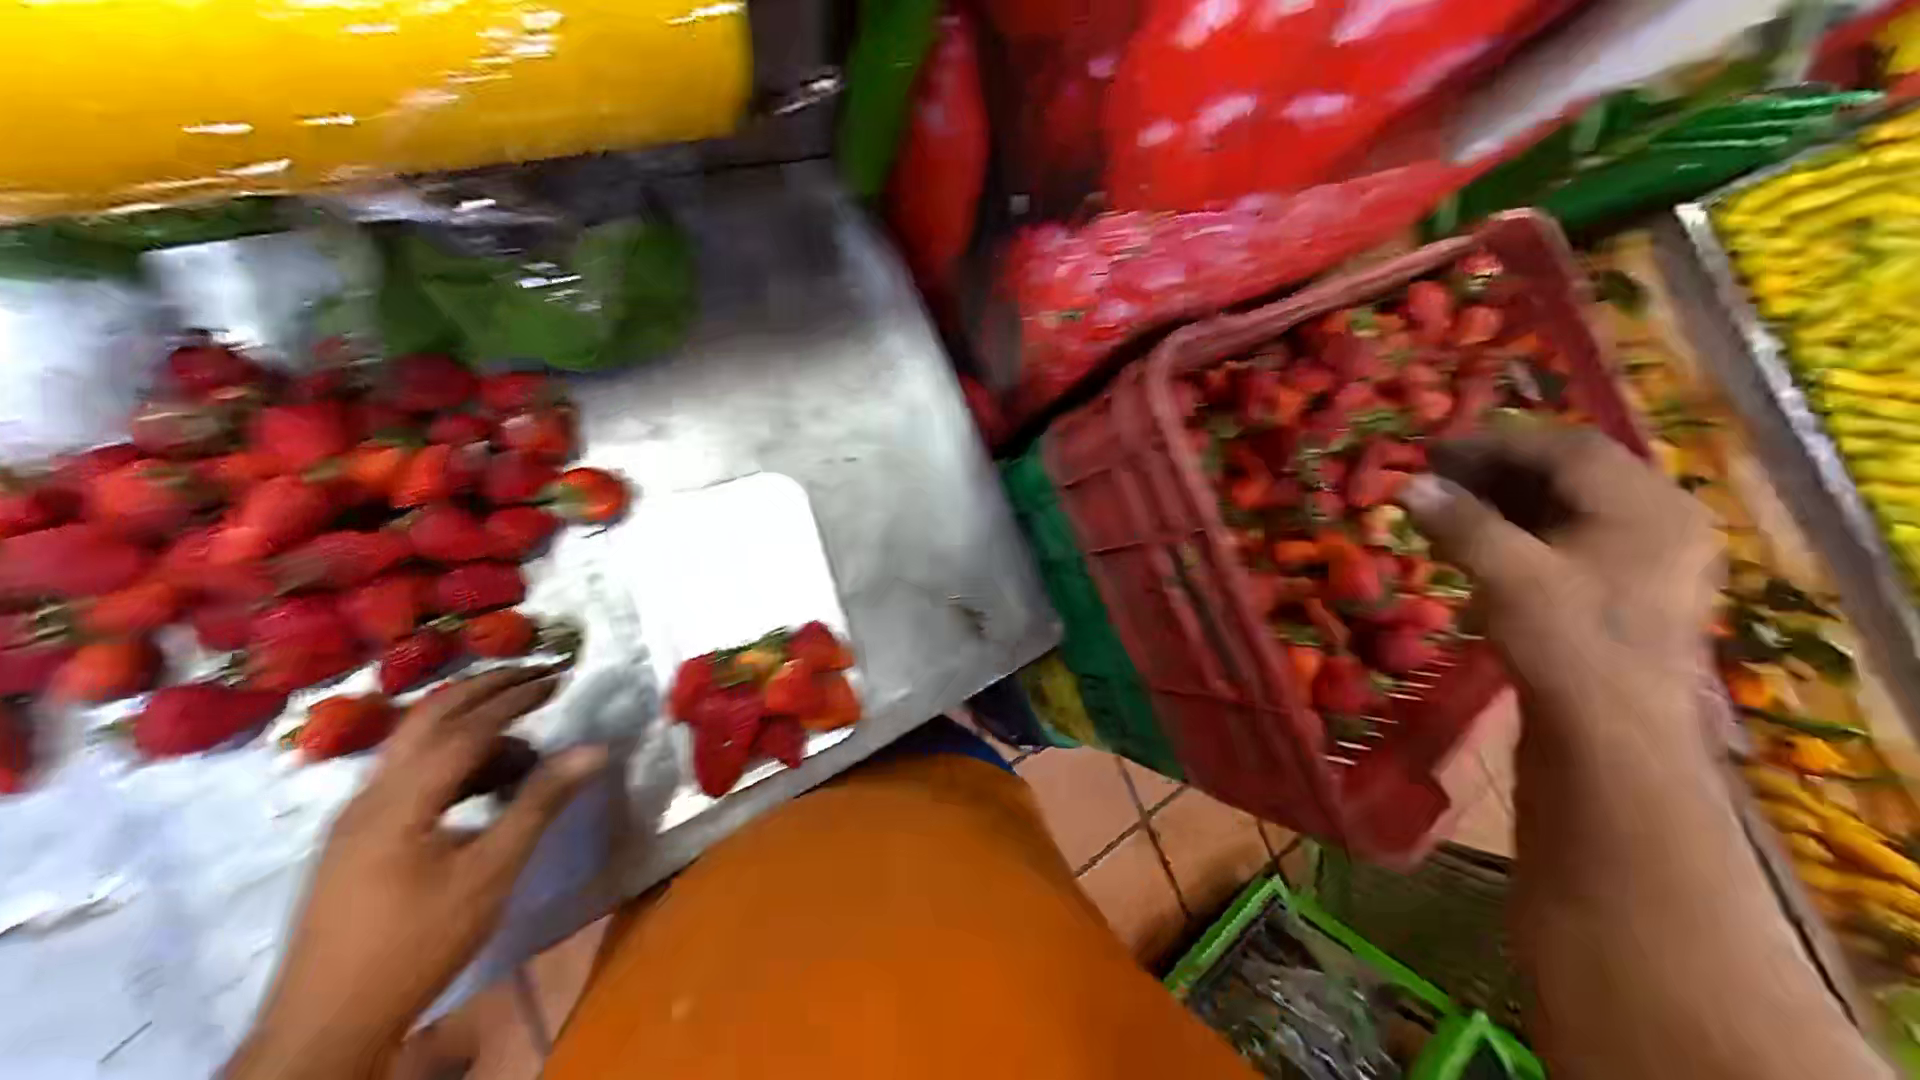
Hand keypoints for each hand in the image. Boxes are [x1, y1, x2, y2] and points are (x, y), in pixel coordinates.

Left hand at [227, 667, 606, 1079]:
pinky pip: (410, 773)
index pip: (466, 725)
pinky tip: (482, 784)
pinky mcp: (356, 836)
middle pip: (430, 716)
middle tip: (537, 677)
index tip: (558, 677)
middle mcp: (369, 793)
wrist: (324, 1025)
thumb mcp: (491, 872)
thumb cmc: (416, 944)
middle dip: (486, 688)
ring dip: (470, 725)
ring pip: (416, 744)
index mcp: (399, 798)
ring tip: (523, 742)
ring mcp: (355, 814)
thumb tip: (593, 749)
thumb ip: (540, 803)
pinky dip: (453, 758)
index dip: (516, 697)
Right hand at [1401, 428, 1721, 725]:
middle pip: (1570, 474)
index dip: (1495, 443)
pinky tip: (1477, 543)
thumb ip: (1460, 523)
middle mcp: (1660, 521)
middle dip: (1496, 471)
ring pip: (1567, 507)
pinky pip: (1568, 538)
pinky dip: (1518, 531)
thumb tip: (1408, 484)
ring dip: (1503, 501)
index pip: (1567, 449)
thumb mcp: (1509, 576)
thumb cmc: (1570, 646)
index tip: (1434, 452)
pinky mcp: (1623, 589)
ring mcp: (1646, 558)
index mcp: (1649, 507)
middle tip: (1435, 478)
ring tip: (1447, 508)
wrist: (1613, 738)